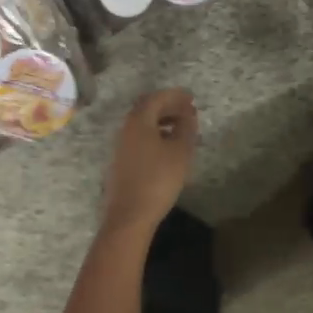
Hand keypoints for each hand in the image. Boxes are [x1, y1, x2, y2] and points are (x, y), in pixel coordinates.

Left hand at [102, 88, 197, 234]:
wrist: (129, 216)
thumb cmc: (157, 180)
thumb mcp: (179, 152)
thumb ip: (186, 128)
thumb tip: (188, 114)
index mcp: (139, 120)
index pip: (157, 98)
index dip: (175, 96)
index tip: (191, 98)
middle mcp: (126, 128)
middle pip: (147, 108)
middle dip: (168, 106)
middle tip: (187, 111)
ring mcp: (121, 145)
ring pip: (142, 123)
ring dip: (161, 120)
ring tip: (181, 128)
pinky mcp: (121, 161)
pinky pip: (139, 137)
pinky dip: (154, 133)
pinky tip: (166, 147)